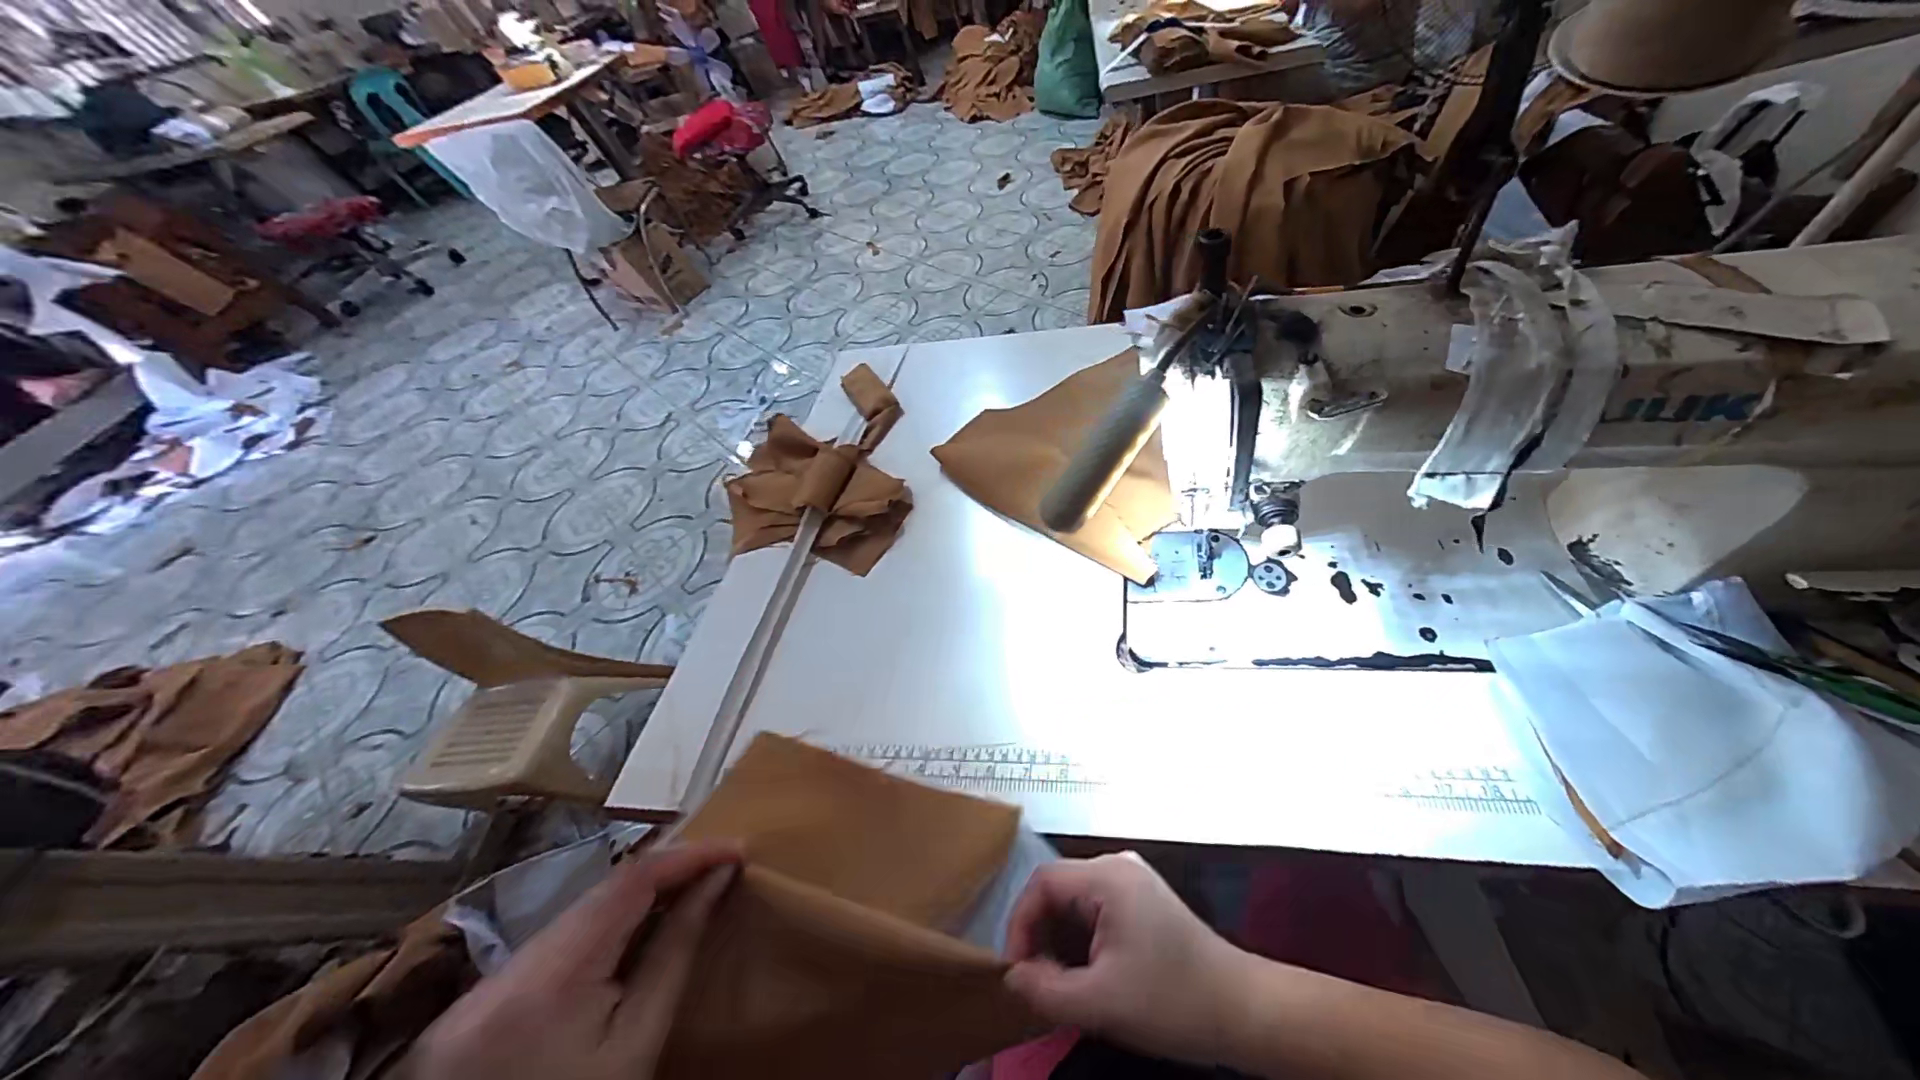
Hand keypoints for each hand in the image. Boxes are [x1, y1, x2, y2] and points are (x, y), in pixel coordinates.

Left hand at [408, 841, 739, 1079]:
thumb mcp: (640, 1040)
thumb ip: (674, 953)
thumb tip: (716, 880)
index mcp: (551, 980)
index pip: (628, 883)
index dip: (686, 855)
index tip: (735, 848)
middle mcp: (505, 970)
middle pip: (598, 893)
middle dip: (663, 872)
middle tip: (718, 864)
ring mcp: (481, 987)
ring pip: (574, 913)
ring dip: (632, 897)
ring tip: (687, 888)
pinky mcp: (471, 1004)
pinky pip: (551, 941)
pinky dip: (599, 927)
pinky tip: (631, 931)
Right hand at [1002, 853, 1249, 1064]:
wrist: (1244, 1010)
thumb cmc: (1173, 1000)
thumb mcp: (1101, 1002)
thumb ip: (1046, 990)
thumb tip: (1012, 977)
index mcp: (1108, 876)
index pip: (1042, 882)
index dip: (1020, 922)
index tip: (1016, 968)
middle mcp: (1118, 866)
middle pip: (1057, 889)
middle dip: (1039, 934)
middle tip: (1034, 978)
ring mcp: (1133, 882)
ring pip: (1075, 901)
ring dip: (1059, 939)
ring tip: (1056, 980)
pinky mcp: (1143, 900)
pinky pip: (1094, 910)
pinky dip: (1080, 939)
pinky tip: (1084, 972)